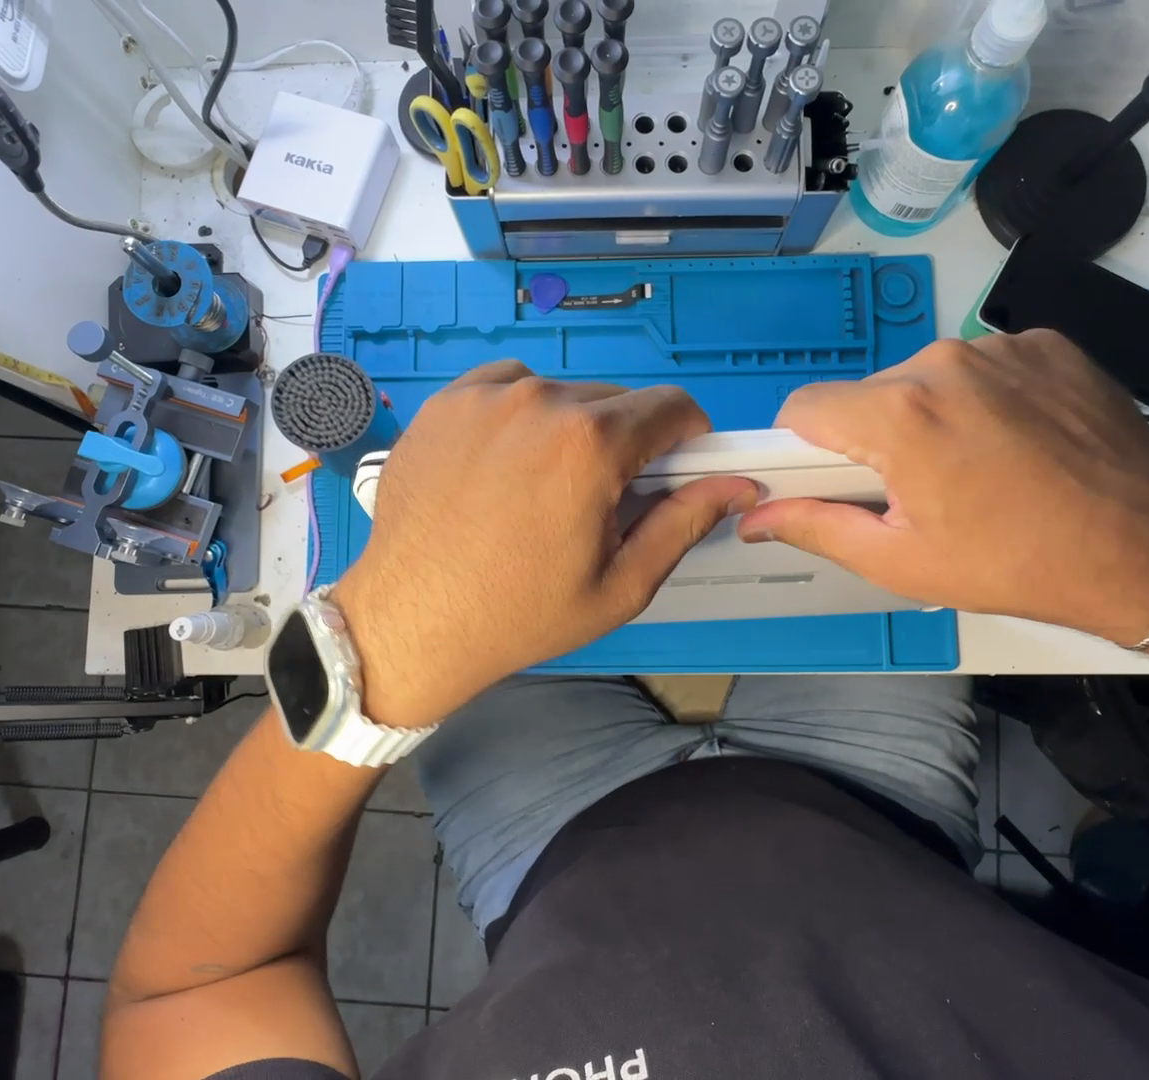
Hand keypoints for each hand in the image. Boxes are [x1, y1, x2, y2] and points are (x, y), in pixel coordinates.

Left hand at [334, 361, 757, 728]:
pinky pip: (507, 389)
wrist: (410, 621)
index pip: (672, 407)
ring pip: (562, 394)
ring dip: (571, 430)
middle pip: (616, 403)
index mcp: (591, 443)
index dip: (688, 438)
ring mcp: (484, 395)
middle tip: (600, 501)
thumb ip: (685, 523)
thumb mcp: (620, 585)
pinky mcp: (446, 402)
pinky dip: (521, 417)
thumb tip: (738, 485)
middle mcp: (539, 399)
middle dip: (625, 444)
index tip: (675, 471)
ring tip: (542, 488)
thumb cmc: (520, 614)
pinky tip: (503, 465)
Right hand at [738, 331, 1148, 646]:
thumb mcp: (900, 562)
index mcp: (899, 415)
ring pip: (924, 379)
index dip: (802, 448)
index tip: (832, 481)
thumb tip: (754, 516)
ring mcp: (1003, 347)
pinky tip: (1017, 444)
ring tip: (977, 471)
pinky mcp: (1050, 344)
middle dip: (872, 440)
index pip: (803, 407)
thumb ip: (814, 528)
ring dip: (928, 419)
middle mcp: (944, 362)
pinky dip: (982, 400)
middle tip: (916, 493)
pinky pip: (982, 367)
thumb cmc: (1018, 566)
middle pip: (867, 395)